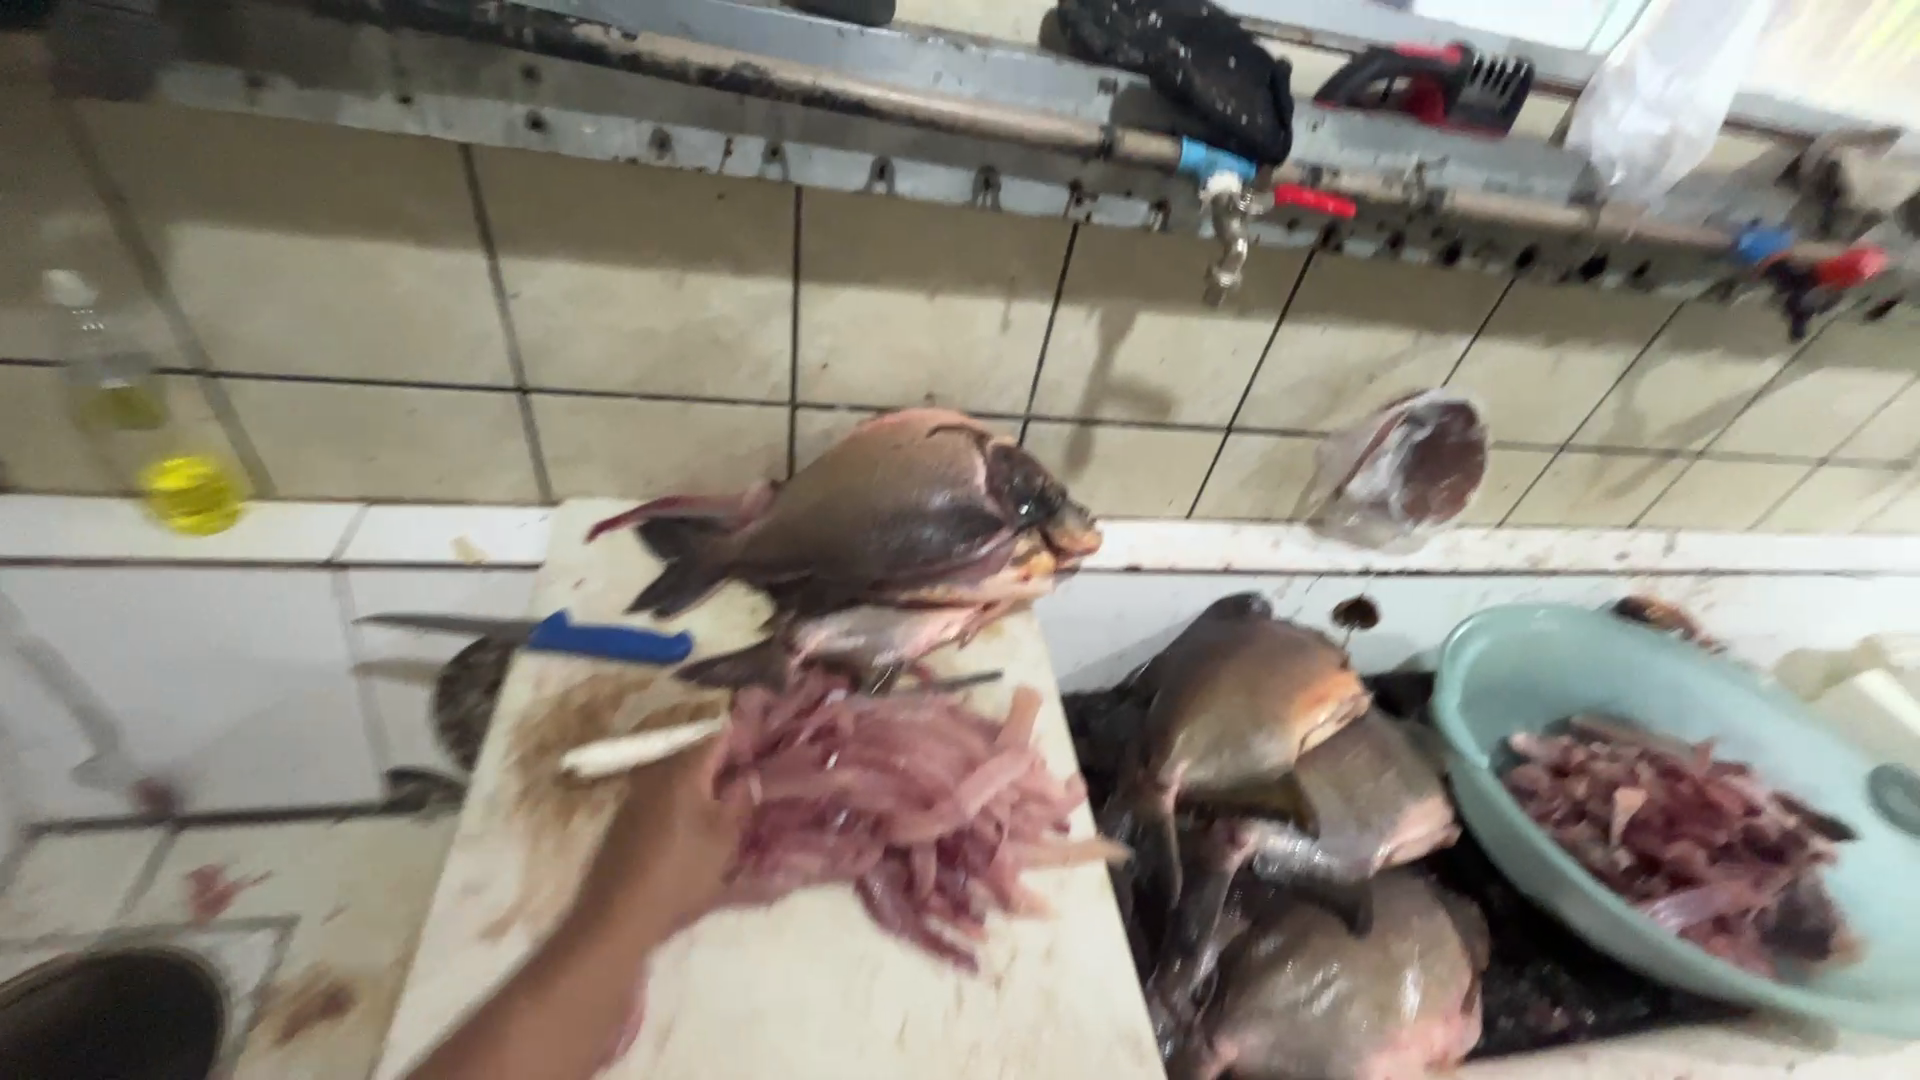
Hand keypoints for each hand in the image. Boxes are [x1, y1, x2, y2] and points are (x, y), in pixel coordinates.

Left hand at [576, 732, 745, 935]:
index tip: (764, 751)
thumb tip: (749, 775)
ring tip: (726, 800)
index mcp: (684, 772)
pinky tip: (693, 824)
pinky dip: (682, 799)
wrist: (617, 919)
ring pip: (677, 775)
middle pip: (696, 754)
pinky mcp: (624, 821)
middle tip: (751, 776)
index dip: (744, 739)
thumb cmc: (681, 874)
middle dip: (725, 761)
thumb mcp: (725, 838)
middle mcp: (656, 775)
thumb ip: (741, 799)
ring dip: (703, 781)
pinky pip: (661, 795)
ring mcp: (635, 797)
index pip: (718, 737)